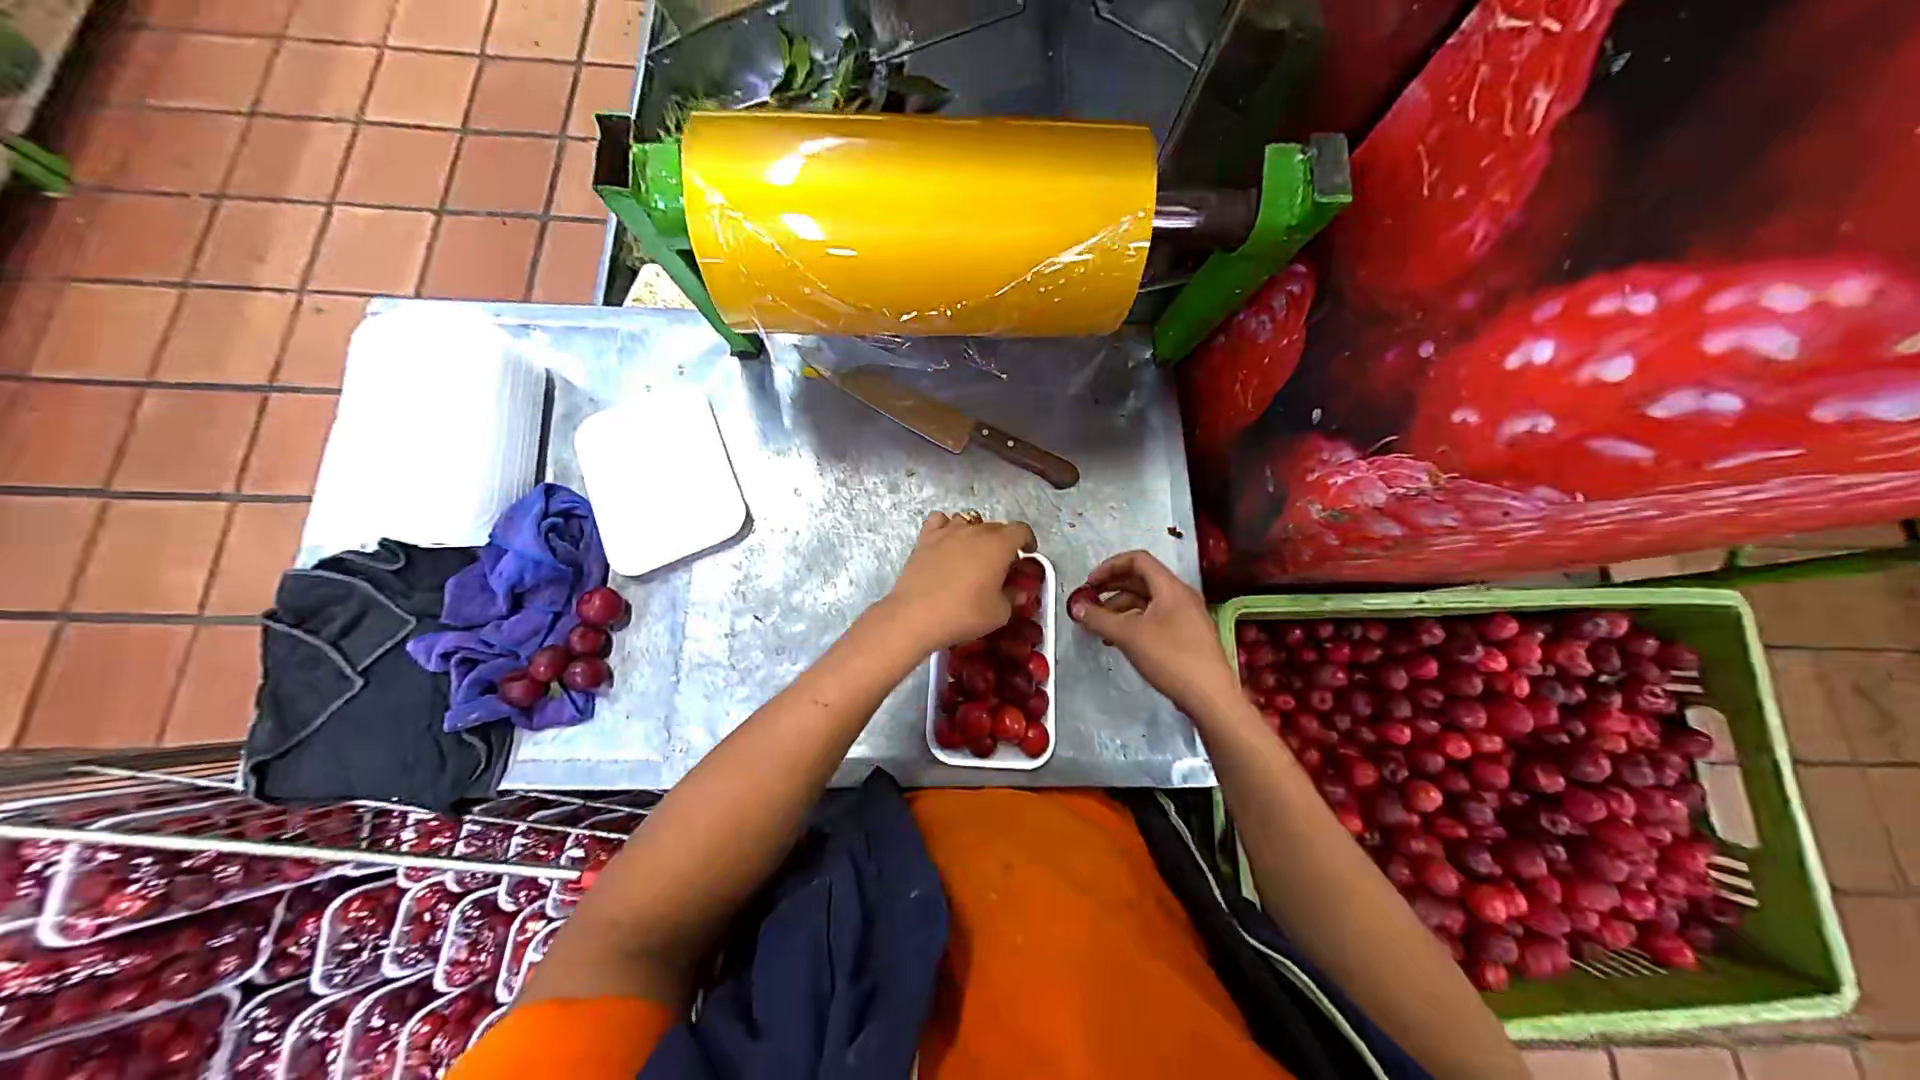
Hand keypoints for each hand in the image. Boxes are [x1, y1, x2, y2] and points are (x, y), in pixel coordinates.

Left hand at [881, 512, 1036, 651]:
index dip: (1027, 541)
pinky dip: (947, 527)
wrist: (915, 616)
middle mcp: (974, 531)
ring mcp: (947, 531)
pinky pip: (939, 521)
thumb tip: (1016, 590)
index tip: (1027, 553)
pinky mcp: (925, 539)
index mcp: (998, 544)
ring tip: (973, 553)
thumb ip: (1012, 597)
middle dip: (1003, 541)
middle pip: (996, 526)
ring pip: (968, 521)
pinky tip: (947, 542)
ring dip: (976, 533)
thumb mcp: (999, 613)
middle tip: (1001, 564)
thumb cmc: (963, 614)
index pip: (1021, 530)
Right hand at [1069, 551, 1239, 716]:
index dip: (1110, 566)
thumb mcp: (1129, 636)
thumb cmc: (1171, 658)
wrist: (1210, 697)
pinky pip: (1154, 618)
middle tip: (1088, 601)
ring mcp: (1185, 616)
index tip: (1090, 583)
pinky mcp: (1186, 636)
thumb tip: (1076, 607)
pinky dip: (1133, 622)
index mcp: (1171, 587)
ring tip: (1098, 624)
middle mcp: (1180, 596)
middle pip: (1141, 580)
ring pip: (1146, 601)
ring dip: (1119, 608)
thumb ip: (1099, 618)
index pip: (1138, 560)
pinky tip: (1117, 639)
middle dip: (1111, 588)